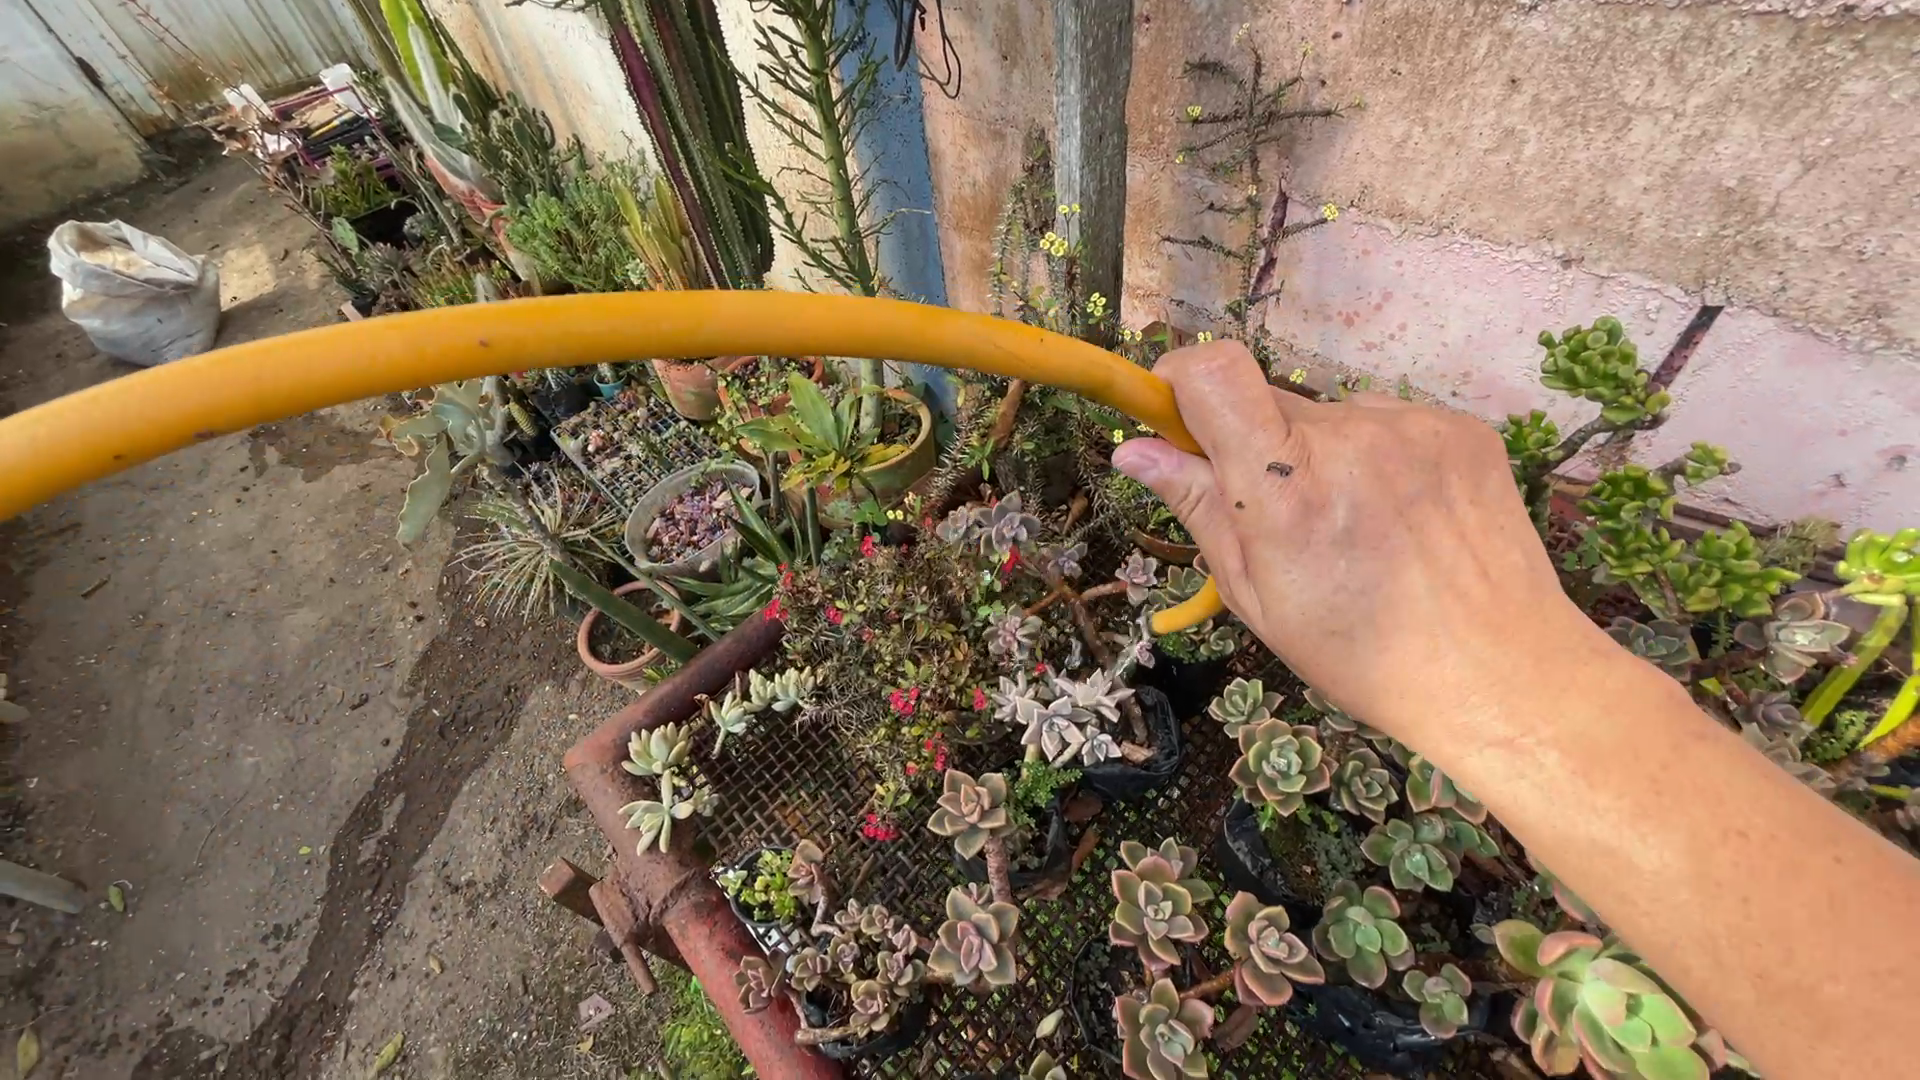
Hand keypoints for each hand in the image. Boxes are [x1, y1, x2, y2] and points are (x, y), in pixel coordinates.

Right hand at [1112, 341, 1612, 744]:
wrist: (1498, 673)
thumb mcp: (1251, 591)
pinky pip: (1383, 422)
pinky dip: (1369, 454)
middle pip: (1267, 398)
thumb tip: (1133, 450)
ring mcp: (1414, 426)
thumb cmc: (1353, 649)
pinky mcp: (1460, 427)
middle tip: (1274, 508)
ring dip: (1315, 452)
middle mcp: (1348, 438)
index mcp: (1285, 488)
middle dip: (1252, 440)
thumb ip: (1195, 505)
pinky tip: (1394, 511)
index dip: (1181, 375)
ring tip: (1349, 520)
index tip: (1174, 412)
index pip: (1215, 372)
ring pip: (1327, 415)